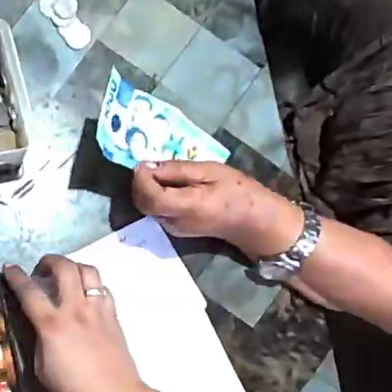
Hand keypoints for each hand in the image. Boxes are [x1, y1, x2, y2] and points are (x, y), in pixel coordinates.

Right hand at [3, 256, 147, 391]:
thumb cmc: (73, 388)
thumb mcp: (41, 368)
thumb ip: (38, 341)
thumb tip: (38, 327)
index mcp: (52, 325)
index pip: (29, 291)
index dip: (16, 276)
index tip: (9, 268)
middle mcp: (76, 309)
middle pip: (64, 268)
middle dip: (49, 261)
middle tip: (41, 270)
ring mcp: (97, 309)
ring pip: (88, 270)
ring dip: (73, 267)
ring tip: (65, 277)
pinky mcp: (113, 315)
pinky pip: (102, 288)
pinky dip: (90, 285)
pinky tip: (85, 297)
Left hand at [131, 161, 303, 259]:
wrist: (251, 222)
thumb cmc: (237, 192)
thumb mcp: (210, 171)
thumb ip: (177, 170)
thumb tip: (147, 167)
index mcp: (185, 207)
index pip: (149, 196)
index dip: (141, 179)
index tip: (143, 162)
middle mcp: (173, 222)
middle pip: (142, 203)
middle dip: (140, 183)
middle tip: (150, 165)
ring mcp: (171, 229)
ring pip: (146, 207)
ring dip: (147, 188)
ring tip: (163, 173)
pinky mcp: (173, 229)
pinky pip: (155, 210)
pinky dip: (155, 195)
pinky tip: (169, 185)